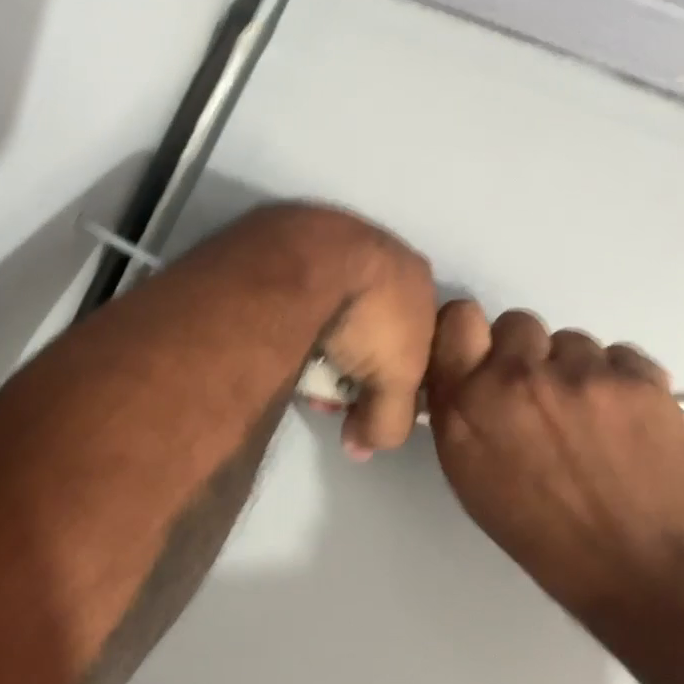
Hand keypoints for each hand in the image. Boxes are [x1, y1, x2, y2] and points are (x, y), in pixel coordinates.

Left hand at [276, 206, 434, 458]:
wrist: (304, 262)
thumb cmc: (365, 319)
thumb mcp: (396, 382)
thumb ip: (388, 420)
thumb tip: (362, 448)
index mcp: (412, 273)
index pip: (411, 334)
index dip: (389, 375)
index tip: (359, 399)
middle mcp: (371, 246)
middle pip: (362, 318)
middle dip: (345, 360)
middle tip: (319, 388)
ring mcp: (319, 236)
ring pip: (321, 302)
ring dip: (311, 337)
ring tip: (290, 367)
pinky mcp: (275, 237)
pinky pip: (286, 288)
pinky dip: (282, 312)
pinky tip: (271, 334)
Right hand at [424, 300, 683, 617]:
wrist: (643, 569)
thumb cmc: (540, 530)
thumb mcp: (468, 471)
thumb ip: (458, 411)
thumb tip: (466, 377)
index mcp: (465, 400)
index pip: (457, 318)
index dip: (471, 331)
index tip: (482, 355)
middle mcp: (515, 377)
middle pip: (518, 322)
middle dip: (527, 352)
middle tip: (542, 394)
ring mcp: (580, 376)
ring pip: (573, 341)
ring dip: (576, 369)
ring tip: (592, 415)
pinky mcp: (639, 382)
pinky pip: (623, 356)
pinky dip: (623, 380)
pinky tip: (627, 418)